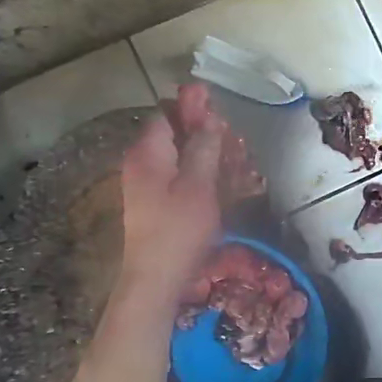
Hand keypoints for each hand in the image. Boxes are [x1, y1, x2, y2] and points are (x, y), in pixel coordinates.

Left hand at [111, 113, 222, 306]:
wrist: (157, 278)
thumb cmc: (178, 230)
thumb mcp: (198, 185)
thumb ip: (204, 148)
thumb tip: (210, 119)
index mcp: (148, 154)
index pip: (166, 114)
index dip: (191, 106)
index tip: (216, 103)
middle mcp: (143, 164)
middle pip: (173, 135)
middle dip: (203, 130)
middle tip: (234, 136)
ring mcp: (148, 186)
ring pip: (180, 158)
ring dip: (206, 154)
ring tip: (238, 157)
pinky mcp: (157, 205)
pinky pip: (180, 178)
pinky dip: (201, 174)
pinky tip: (224, 182)